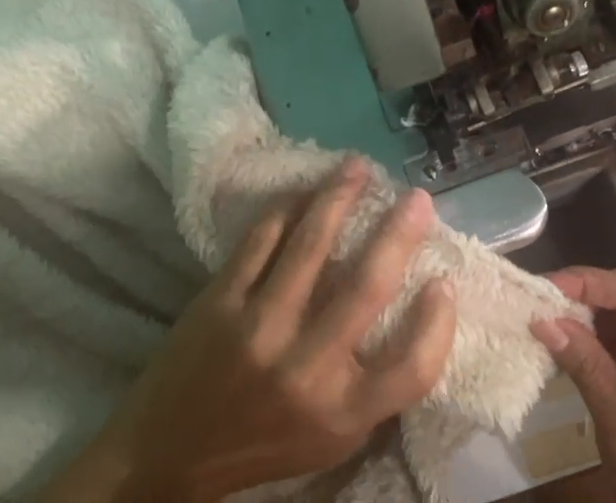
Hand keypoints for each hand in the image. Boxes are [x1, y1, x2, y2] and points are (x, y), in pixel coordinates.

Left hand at [41, 156, 456, 502]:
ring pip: (310, 246)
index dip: (438, 322)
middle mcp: (305, 370)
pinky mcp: (219, 301)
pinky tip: (304, 191)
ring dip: (339, 198)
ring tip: (358, 167)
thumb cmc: (264, 441)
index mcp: (342, 412)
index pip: (413, 366)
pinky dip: (287, 209)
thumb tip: (416, 313)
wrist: (170, 447)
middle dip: (399, 233)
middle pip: (367, 288)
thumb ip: (374, 388)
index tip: (444, 281)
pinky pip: (260, 240)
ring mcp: (258, 329)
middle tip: (418, 196)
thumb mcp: (333, 437)